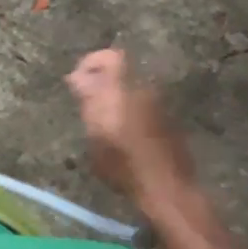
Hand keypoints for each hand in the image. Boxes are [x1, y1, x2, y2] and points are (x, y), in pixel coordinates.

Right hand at [65, 49, 197, 210]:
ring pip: (133, 88)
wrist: (168, 190)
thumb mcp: (95, 132)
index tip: (77, 81)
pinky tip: (122, 132)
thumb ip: (87, 99)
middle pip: (122, 71)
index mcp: (127, 87)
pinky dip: (130, 110)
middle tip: (87, 100)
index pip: (110, 57)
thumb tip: (78, 76)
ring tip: (102, 119)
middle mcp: (147, 89)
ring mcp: (162, 105)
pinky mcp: (170, 122)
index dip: (91, 63)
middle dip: (102, 81)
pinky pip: (144, 104)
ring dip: (116, 96)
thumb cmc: (124, 162)